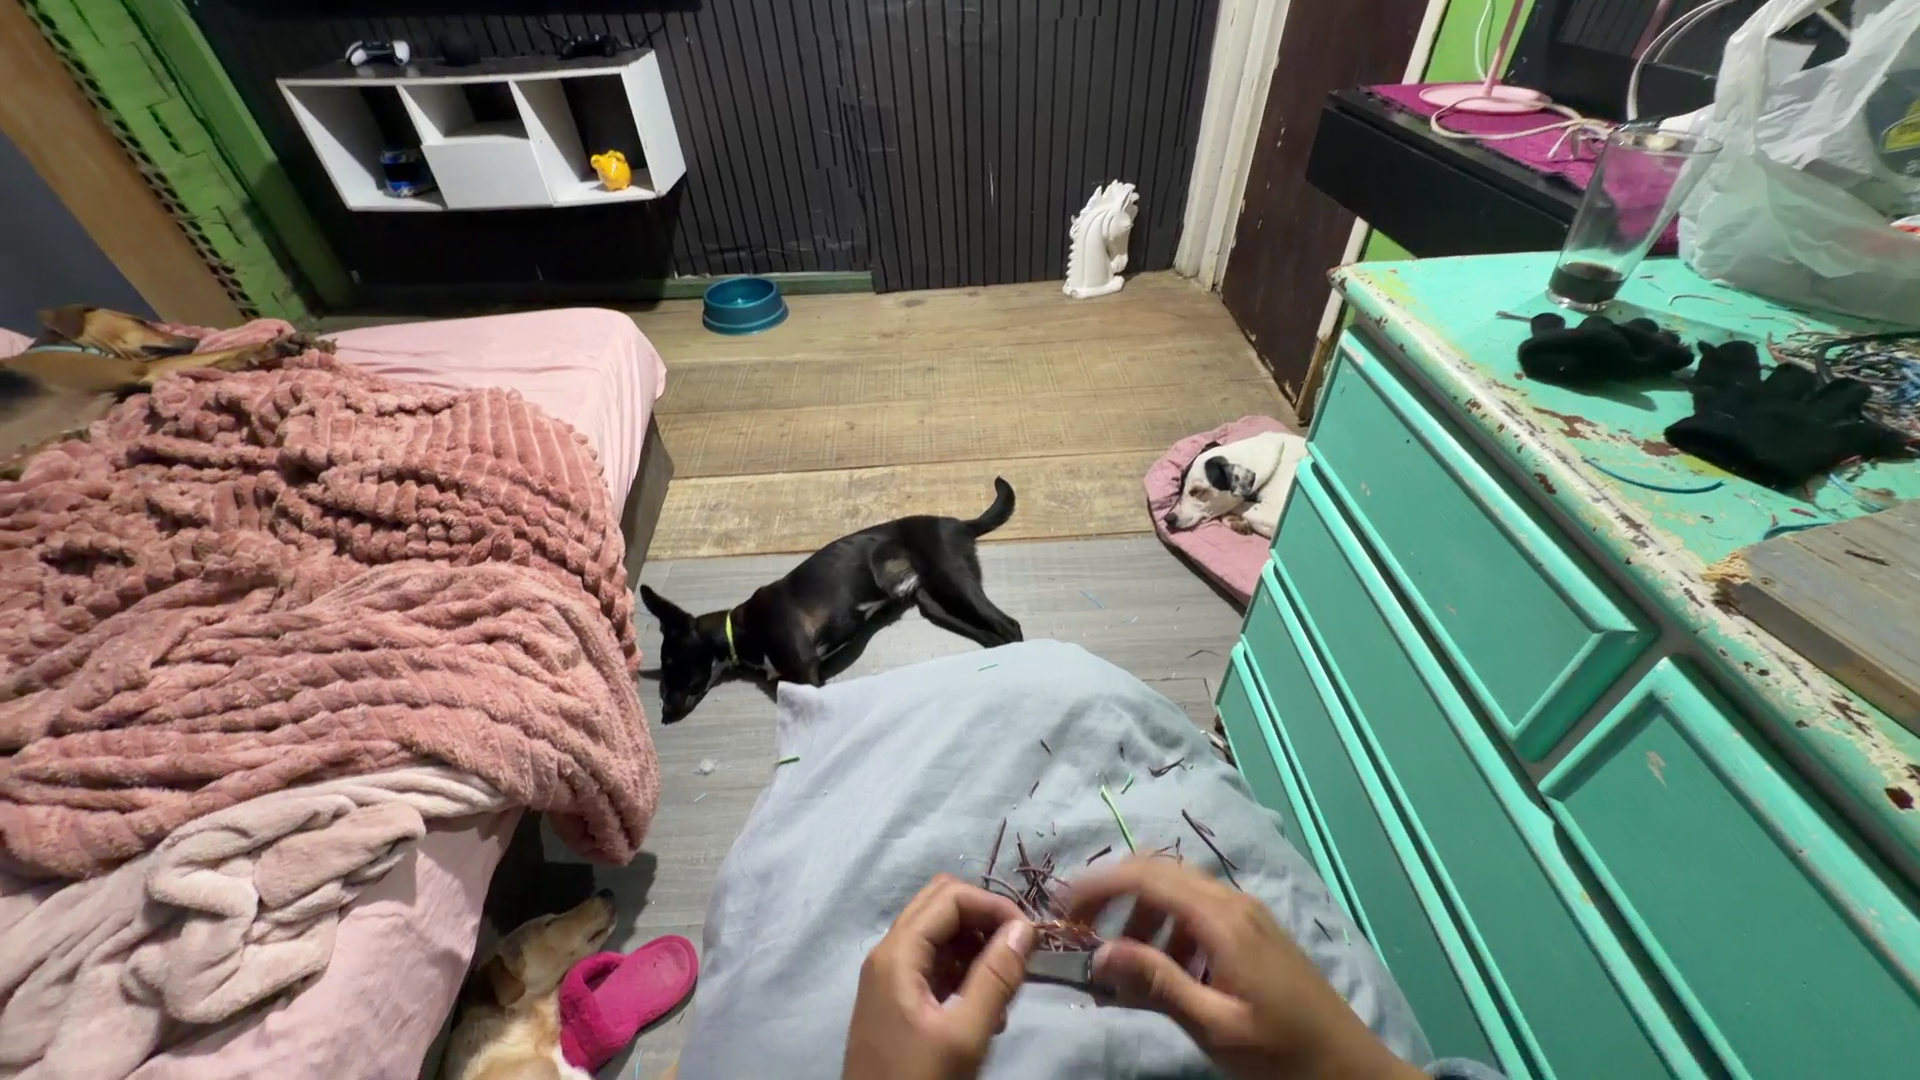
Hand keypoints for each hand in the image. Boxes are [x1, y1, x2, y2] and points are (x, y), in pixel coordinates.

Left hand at [843, 874, 1034, 1079]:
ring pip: (939, 932)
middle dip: (984, 918)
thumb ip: (995, 978)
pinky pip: (934, 963)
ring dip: (976, 945)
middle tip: (1017, 952)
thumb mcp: (964, 1037)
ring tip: (1006, 986)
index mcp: (897, 953)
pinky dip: (964, 969)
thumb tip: (1024, 929)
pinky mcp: (897, 1000)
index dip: (992, 905)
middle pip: (941, 904)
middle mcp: (889, 953)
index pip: (950, 897)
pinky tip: (988, 1007)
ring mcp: (891, 976)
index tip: (1029, 936)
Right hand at [1067, 859, 1423, 1079]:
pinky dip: (1171, 927)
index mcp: (1222, 918)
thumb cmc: (1285, 1056)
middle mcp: (1231, 900)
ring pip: (1177, 888)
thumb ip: (1157, 984)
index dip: (1100, 885)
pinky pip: (1198, 907)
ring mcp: (1245, 910)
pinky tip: (1174, 971)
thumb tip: (1099, 952)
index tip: (1067, 910)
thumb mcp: (1217, 1027)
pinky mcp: (1253, 927)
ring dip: (1144, 915)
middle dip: (1116, 894)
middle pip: (1158, 871)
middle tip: (1088, 932)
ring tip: (1131, 965)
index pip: (1147, 876)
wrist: (1359, 1075)